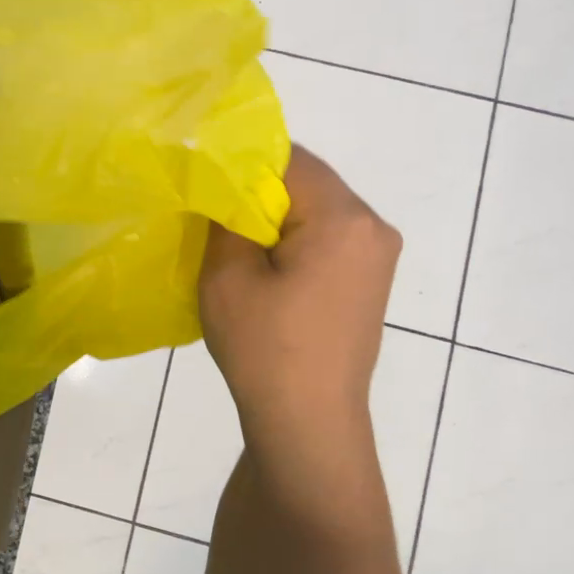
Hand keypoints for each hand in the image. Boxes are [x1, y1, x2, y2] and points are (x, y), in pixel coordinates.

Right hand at [198, 146, 400, 437]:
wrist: (307, 414)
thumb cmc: (264, 344)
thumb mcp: (226, 277)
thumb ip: (225, 221)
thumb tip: (220, 188)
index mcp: (342, 219)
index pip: (291, 160)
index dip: (239, 161)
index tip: (197, 176)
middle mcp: (373, 226)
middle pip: (308, 183)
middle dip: (254, 191)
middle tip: (203, 212)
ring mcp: (376, 255)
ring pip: (315, 212)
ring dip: (270, 218)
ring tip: (224, 244)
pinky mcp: (368, 279)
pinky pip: (325, 239)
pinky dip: (288, 241)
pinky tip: (256, 268)